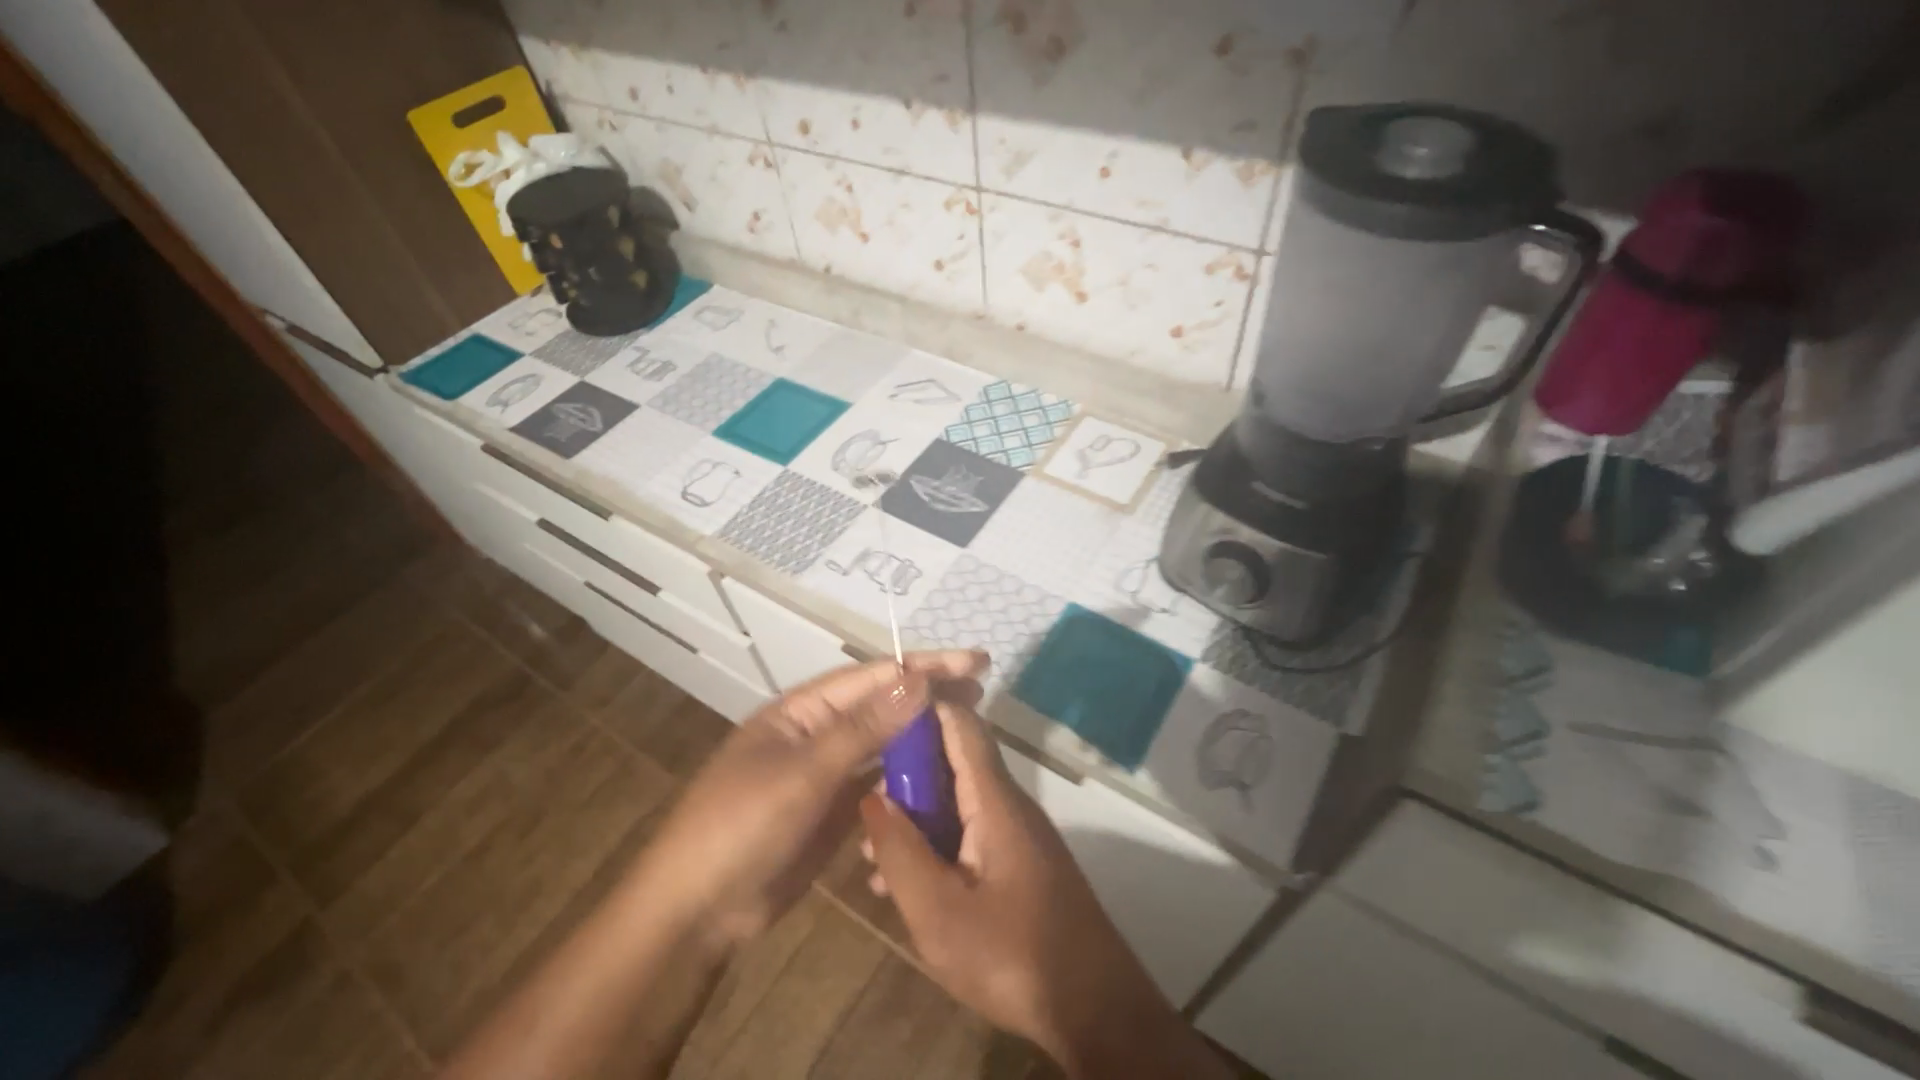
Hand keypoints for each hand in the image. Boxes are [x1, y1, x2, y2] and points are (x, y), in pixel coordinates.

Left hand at [631, 650, 985, 950]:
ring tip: (969, 728)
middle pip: (880, 706)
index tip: (976, 662)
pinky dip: (904, 778)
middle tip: (983, 689)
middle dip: (928, 695)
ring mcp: (821, 775)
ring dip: (920, 735)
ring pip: (880, 745)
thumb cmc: (742, 828)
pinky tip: (936, 778)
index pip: (871, 677)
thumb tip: (918, 679)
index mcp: (799, 712)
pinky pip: (875, 784)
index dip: (925, 667)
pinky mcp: (829, 812)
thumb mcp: (804, 773)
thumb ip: (863, 728)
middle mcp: (813, 734)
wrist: (699, 910)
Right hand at [859, 702, 1223, 1077]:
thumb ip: (900, 850)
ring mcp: (1019, 839)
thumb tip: (872, 796)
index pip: (961, 726)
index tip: (875, 715)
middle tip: (861, 818)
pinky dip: (936, 850)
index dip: (921, 708)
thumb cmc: (1012, 956)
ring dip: (915, 823)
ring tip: (873, 867)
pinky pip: (971, 838)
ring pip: (958, 807)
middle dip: (903, 781)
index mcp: (995, 802)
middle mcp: (1010, 808)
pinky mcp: (1022, 869)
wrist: (1096, 1010)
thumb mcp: (938, 911)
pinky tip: (906, 889)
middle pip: (953, 765)